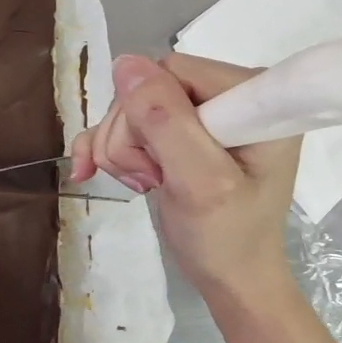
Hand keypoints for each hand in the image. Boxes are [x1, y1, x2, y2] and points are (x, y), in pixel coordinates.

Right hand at [69, 53, 300, 294]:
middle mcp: (229, 95)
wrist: (232, 278)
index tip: (157, 162)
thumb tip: (124, 64)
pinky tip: (90, 172)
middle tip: (147, 178)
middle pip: (146, 89)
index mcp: (251, 96)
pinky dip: (105, 149)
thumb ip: (166, 121)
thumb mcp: (200, 181)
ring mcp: (204, 115)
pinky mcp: (181, 132)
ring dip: (119, 148)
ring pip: (130, 108)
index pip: (171, 72)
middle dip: (130, 136)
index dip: (147, 112)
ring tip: (141, 183)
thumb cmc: (227, 237)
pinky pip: (125, 124)